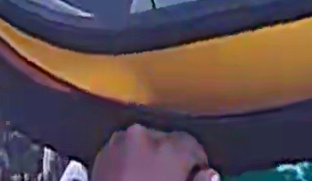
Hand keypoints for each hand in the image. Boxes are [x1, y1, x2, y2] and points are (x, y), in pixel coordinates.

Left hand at [90, 124, 216, 180]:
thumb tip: (211, 174)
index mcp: (167, 149)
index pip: (192, 144)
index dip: (197, 164)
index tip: (198, 176)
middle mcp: (142, 135)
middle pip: (166, 142)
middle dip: (172, 161)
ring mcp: (118, 141)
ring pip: (144, 145)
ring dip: (150, 160)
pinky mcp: (101, 152)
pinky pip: (124, 151)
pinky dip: (131, 162)